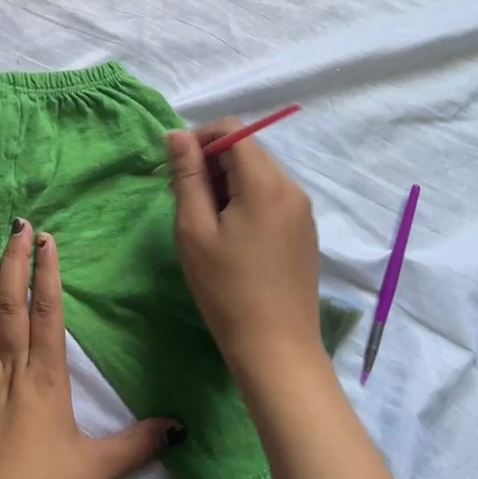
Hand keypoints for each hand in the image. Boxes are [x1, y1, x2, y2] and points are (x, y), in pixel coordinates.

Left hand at [0, 220, 182, 478]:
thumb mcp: (102, 466)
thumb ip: (140, 442)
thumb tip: (181, 426)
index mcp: (46, 378)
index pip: (46, 314)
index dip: (46, 274)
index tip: (45, 239)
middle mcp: (10, 369)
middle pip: (10, 305)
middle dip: (13, 261)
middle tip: (16, 225)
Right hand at [167, 120, 324, 370]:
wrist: (277, 348)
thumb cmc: (227, 287)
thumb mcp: (194, 228)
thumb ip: (187, 175)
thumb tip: (178, 134)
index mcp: (266, 183)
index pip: (232, 130)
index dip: (199, 138)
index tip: (174, 168)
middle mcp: (291, 188)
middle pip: (246, 149)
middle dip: (209, 162)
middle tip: (181, 197)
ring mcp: (301, 210)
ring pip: (257, 173)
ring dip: (224, 182)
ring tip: (201, 219)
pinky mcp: (303, 231)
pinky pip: (269, 195)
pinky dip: (243, 199)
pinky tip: (227, 234)